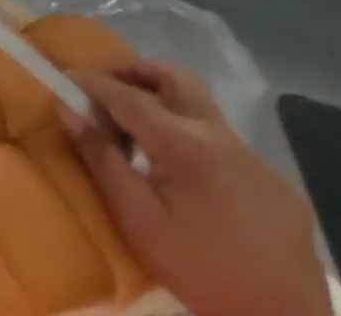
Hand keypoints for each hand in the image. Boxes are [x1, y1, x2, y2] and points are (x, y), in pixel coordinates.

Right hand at [61, 62, 330, 315]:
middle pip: (177, 79)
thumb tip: (69, 110)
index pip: (128, 96)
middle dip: (138, 73)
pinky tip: (185, 176)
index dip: (93, 83)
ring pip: (204, 109)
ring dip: (166, 104)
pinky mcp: (275, 182)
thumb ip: (101, 158)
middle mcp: (222, 137)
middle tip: (108, 86)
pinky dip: (193, 139)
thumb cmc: (198, 267)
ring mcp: (254, 158)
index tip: (66, 77)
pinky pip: (225, 143)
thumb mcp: (136, 217)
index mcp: (185, 143)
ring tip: (138, 130)